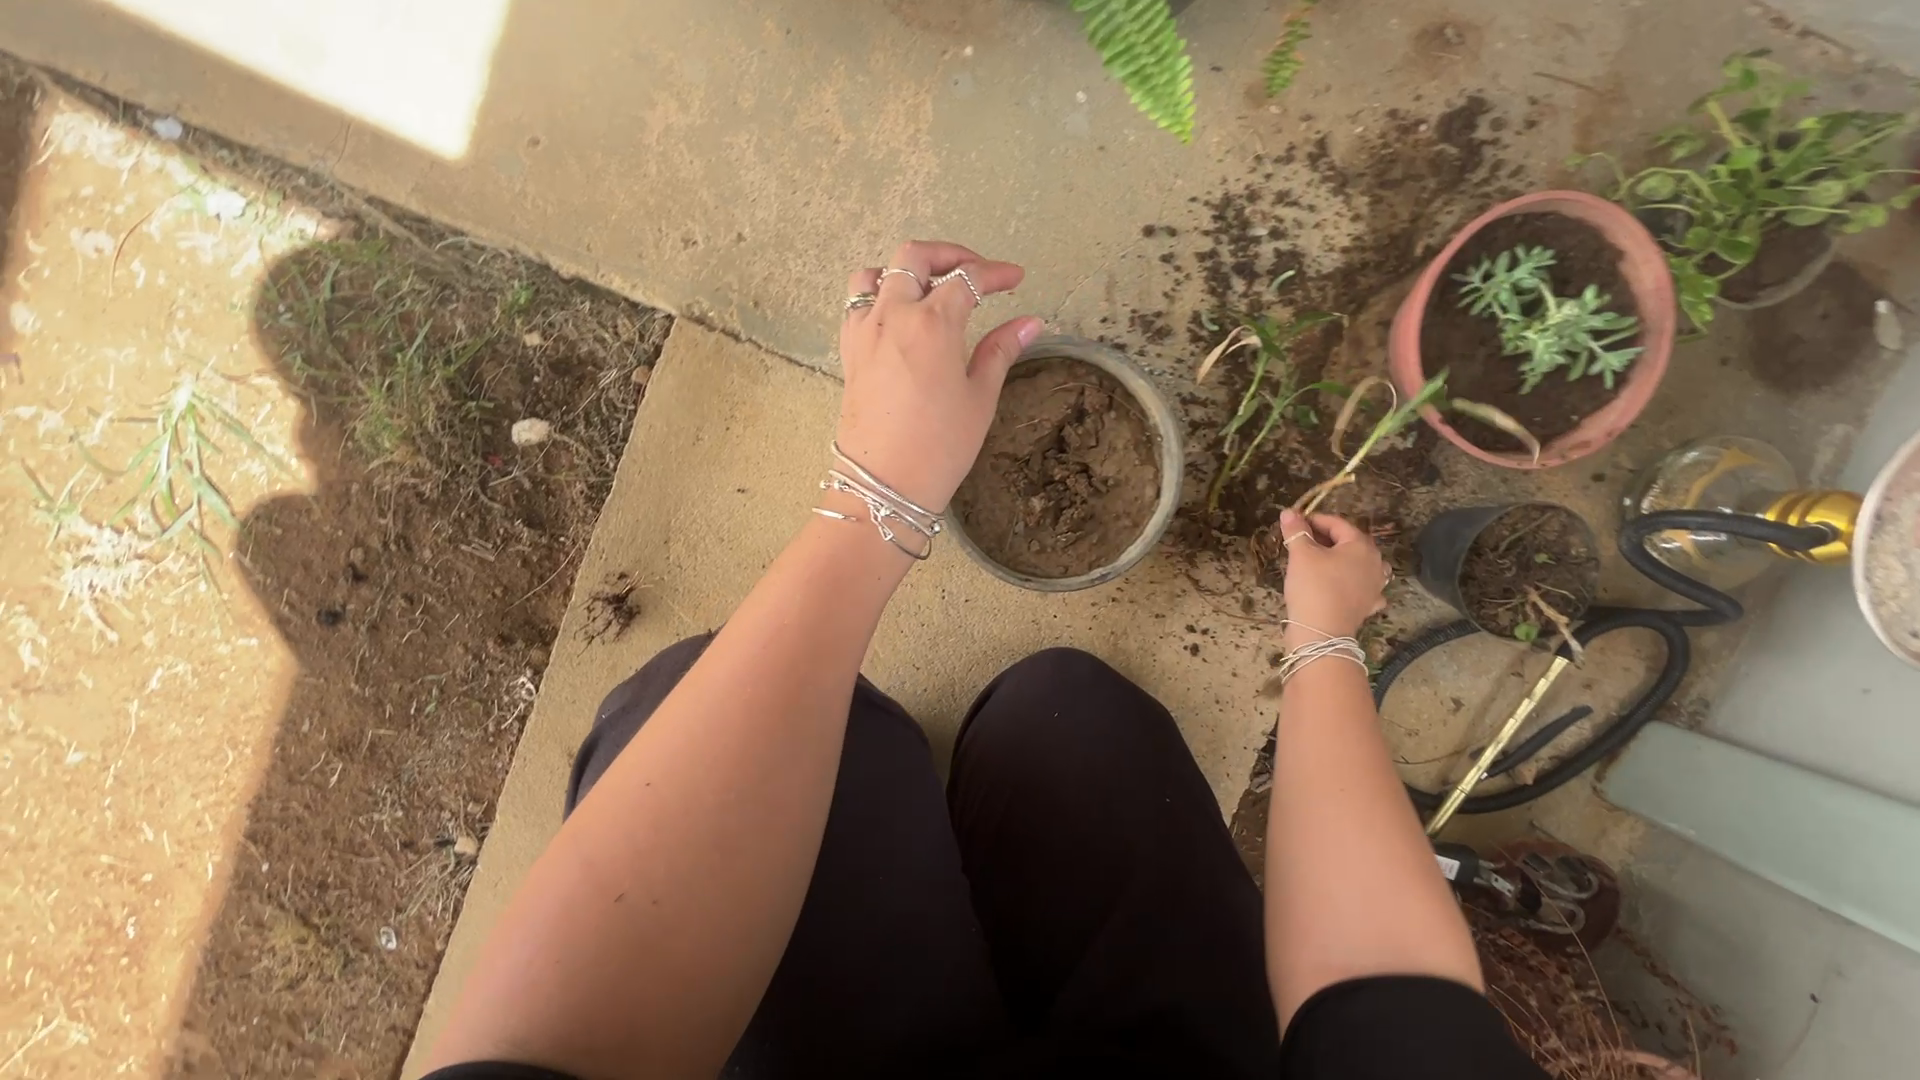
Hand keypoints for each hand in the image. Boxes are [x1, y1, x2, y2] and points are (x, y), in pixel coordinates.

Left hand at [836, 240, 1043, 509]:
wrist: (884, 485)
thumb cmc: (939, 446)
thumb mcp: (979, 399)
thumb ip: (1000, 351)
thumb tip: (1030, 323)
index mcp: (932, 323)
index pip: (967, 279)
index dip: (995, 274)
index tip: (1015, 279)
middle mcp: (893, 316)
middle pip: (914, 256)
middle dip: (949, 254)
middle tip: (975, 272)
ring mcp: (865, 332)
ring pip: (875, 273)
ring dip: (904, 270)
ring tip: (930, 289)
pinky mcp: (849, 353)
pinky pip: (857, 304)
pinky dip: (878, 296)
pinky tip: (900, 319)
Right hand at [1276, 508, 1387, 641]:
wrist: (1322, 632)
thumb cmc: (1313, 587)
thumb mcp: (1300, 554)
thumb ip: (1296, 530)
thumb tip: (1288, 512)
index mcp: (1361, 546)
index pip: (1337, 524)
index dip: (1314, 520)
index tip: (1295, 522)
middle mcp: (1375, 562)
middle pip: (1349, 542)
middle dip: (1326, 539)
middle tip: (1302, 542)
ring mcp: (1376, 585)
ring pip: (1358, 564)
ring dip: (1341, 560)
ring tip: (1321, 562)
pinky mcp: (1369, 605)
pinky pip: (1362, 587)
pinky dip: (1351, 583)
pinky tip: (1343, 586)